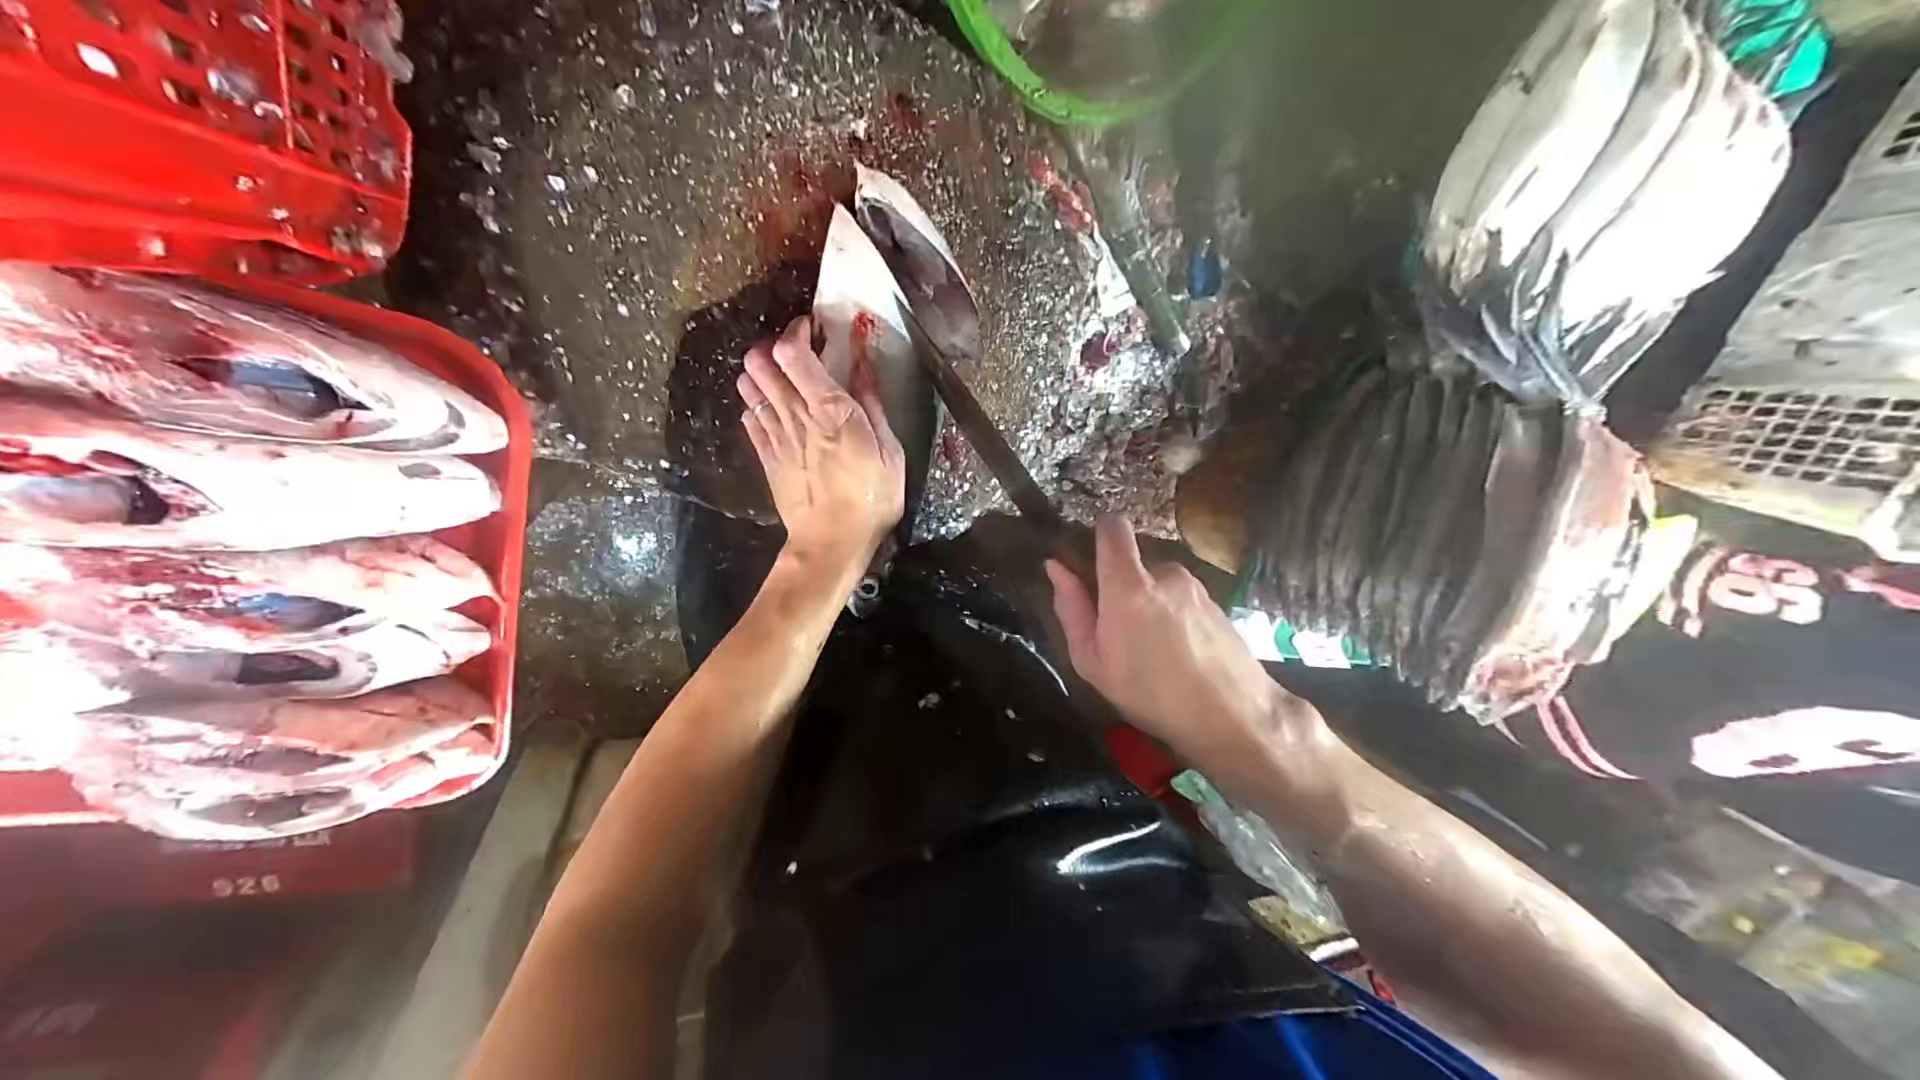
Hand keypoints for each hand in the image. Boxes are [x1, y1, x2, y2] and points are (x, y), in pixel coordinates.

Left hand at [739, 316, 905, 572]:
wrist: (831, 543)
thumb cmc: (871, 498)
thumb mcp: (890, 450)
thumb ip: (872, 402)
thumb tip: (863, 362)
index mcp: (829, 410)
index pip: (791, 351)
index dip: (797, 331)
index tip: (813, 330)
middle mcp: (794, 415)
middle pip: (759, 361)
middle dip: (774, 346)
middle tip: (798, 354)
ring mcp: (774, 436)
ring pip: (748, 384)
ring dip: (762, 374)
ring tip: (786, 381)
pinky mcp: (765, 456)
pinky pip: (748, 416)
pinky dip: (758, 404)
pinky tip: (777, 412)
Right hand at [1046, 515, 1330, 778]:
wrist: (1235, 717)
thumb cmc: (1152, 694)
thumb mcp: (1093, 663)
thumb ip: (1072, 609)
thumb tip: (1056, 568)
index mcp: (1129, 585)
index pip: (1113, 527)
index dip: (1097, 535)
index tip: (1088, 564)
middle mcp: (1165, 573)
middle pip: (1132, 561)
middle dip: (1120, 586)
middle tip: (1117, 632)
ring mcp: (1194, 585)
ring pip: (1156, 582)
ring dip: (1148, 603)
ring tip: (1151, 650)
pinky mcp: (1215, 600)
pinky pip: (1179, 597)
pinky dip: (1171, 615)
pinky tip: (1177, 653)